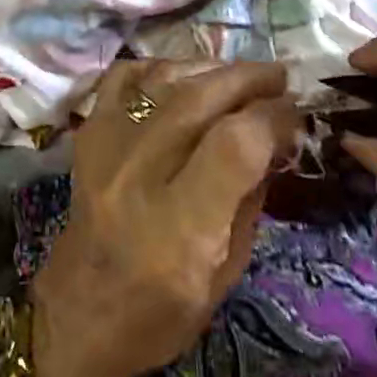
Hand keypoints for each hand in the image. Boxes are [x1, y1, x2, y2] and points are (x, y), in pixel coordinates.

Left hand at [27, 60, 296, 376]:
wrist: (81, 308)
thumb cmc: (161, 309)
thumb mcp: (227, 274)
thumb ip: (250, 202)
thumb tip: (272, 140)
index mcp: (179, 225)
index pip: (233, 146)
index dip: (272, 118)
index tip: (295, 113)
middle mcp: (138, 174)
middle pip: (198, 100)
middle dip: (247, 80)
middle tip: (278, 77)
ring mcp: (105, 146)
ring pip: (162, 81)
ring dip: (208, 68)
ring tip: (238, 72)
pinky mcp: (88, 133)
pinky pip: (122, 78)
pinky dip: (157, 67)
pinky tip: (183, 74)